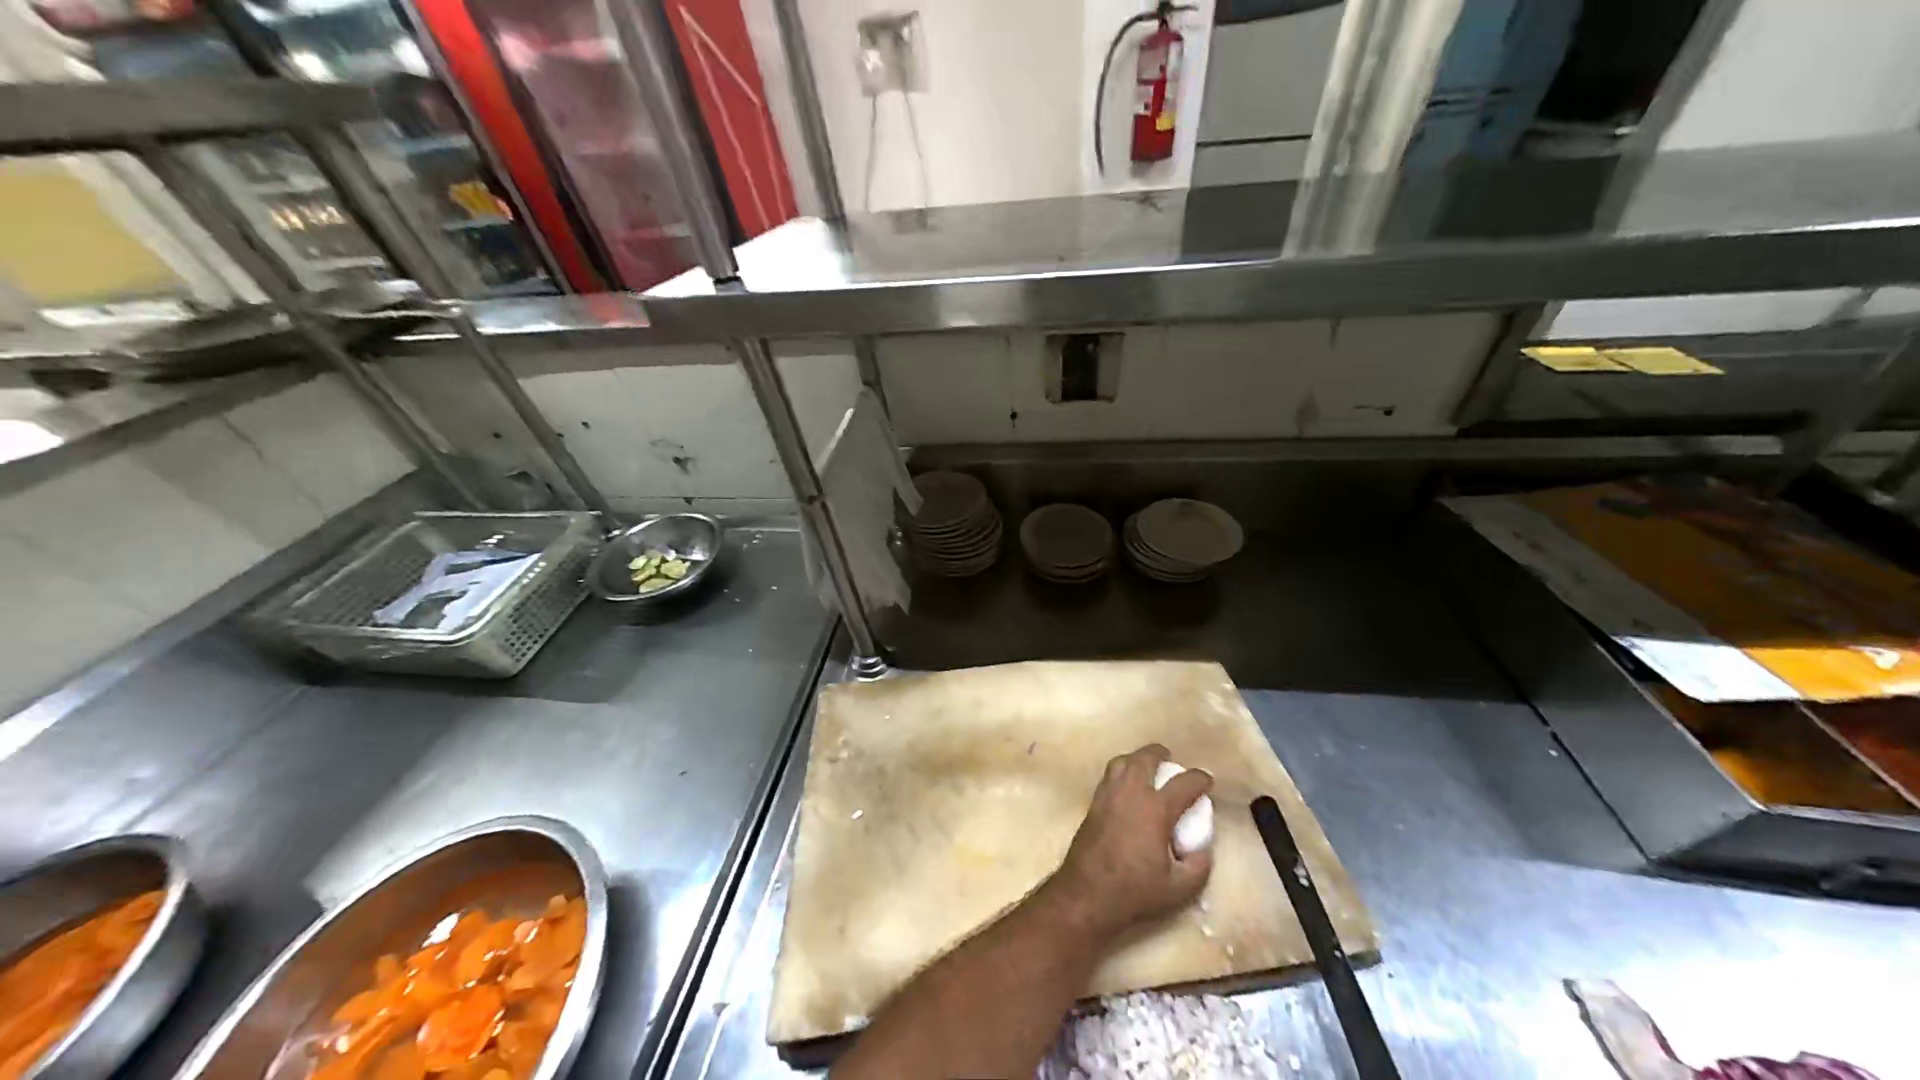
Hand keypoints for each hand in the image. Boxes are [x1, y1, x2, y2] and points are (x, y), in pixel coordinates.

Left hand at [1044, 744, 1213, 942]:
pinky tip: (1128, 788)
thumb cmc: (1135, 891)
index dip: (1199, 779)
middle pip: (1144, 758)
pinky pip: (1109, 777)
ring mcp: (1107, 796)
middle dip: (1160, 754)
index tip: (1207, 781)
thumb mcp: (1180, 888)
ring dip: (1137, 759)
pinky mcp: (1093, 804)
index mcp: (1155, 809)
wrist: (1086, 894)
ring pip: (1121, 762)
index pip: (1183, 784)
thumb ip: (1200, 865)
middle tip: (1170, 760)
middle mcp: (1129, 794)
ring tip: (1147, 768)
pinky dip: (1122, 772)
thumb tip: (1204, 847)